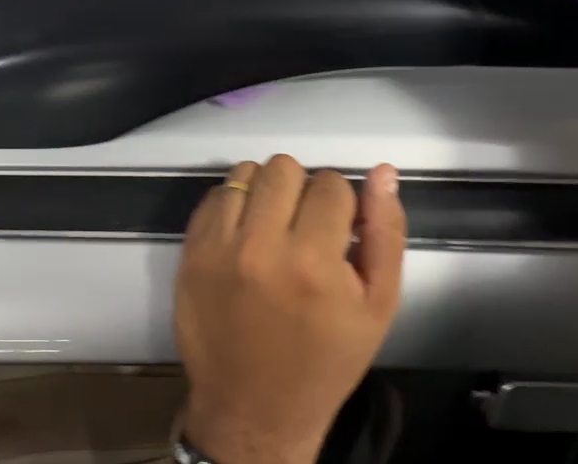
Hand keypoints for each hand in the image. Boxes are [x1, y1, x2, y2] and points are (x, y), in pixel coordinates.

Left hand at [175, 155, 407, 463]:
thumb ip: (386, 233)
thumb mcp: (377, 306)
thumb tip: (383, 172)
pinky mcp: (191, 252)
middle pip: (285, 168)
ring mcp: (219, 247)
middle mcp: (261, 246)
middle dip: (302, 190)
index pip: (331, 184)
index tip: (337, 232)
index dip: (341, 204)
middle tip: (304, 226)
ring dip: (265, 192)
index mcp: (314, 262)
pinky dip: (234, 206)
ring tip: (273, 228)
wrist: (255, 410)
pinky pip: (215, 196)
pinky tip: (246, 236)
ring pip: (247, 173)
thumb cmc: (325, 360)